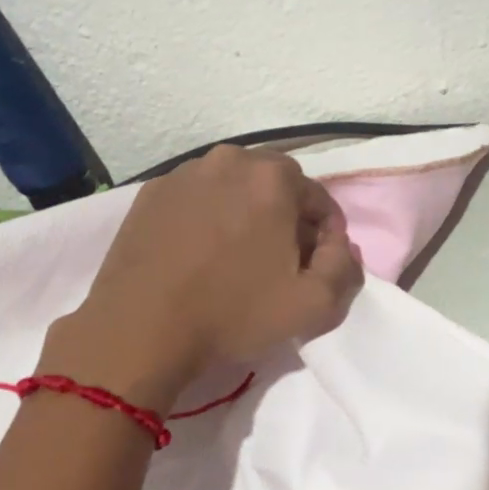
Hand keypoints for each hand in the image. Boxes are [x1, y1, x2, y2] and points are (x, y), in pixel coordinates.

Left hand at [40, 145, 364, 412]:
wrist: (143, 328)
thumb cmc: (235, 314)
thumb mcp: (315, 305)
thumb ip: (345, 269)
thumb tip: (342, 246)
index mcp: (273, 178)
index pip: (320, 200)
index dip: (327, 238)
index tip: (317, 270)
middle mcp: (229, 160)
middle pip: (276, 188)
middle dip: (287, 221)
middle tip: (281, 266)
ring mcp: (183, 173)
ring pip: (234, 190)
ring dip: (247, 218)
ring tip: (240, 262)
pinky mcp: (150, 194)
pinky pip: (198, 200)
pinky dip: (210, 221)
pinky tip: (203, 259)